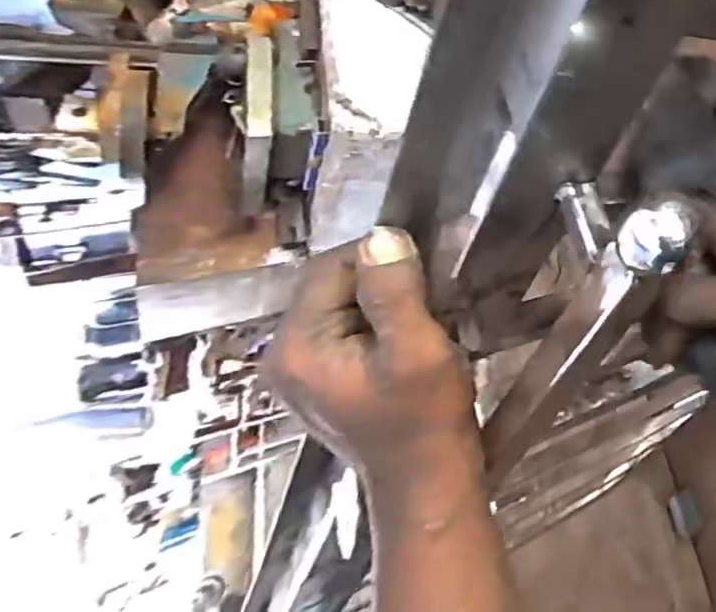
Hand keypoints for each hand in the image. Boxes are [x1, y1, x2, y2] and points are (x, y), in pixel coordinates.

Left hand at [266, 231, 478, 486]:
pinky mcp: (326, 374)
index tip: (425, 272)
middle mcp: (286, 352)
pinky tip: (411, 333)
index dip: (381, 258)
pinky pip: (350, 323)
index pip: (332, 265)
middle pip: (335, 281)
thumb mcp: (415, 348)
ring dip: (388, 297)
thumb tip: (383, 235)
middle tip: (429, 296)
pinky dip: (383, 318)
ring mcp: (303, 366)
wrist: (428, 480)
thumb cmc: (423, 417)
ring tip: (424, 315)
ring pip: (346, 299)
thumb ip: (394, 291)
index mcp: (297, 345)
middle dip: (385, 278)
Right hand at [652, 208, 715, 435]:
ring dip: (698, 255)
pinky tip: (714, 301)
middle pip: (705, 225)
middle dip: (675, 253)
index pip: (681, 295)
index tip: (663, 356)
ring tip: (686, 295)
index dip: (662, 327)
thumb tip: (687, 344)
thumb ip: (709, 363)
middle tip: (663, 294)